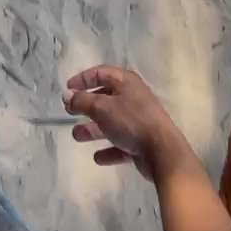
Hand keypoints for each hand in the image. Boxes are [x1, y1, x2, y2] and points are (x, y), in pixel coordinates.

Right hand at [63, 65, 190, 181]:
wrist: (162, 152)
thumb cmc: (131, 121)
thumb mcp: (102, 107)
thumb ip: (82, 100)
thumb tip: (67, 95)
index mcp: (125, 82)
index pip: (100, 73)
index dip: (82, 79)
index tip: (67, 89)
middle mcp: (132, 98)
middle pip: (104, 98)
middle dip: (86, 106)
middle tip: (69, 112)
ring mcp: (137, 121)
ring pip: (110, 122)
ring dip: (93, 129)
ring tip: (77, 135)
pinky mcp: (140, 142)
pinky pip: (120, 144)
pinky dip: (109, 149)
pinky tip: (97, 157)